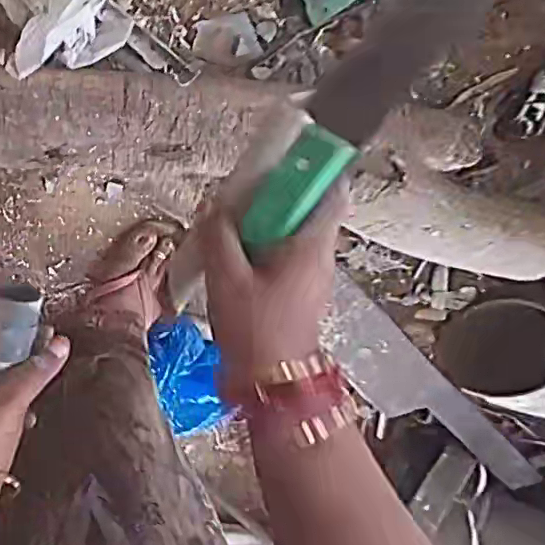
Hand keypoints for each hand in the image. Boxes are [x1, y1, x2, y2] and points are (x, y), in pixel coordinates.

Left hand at [0, 329, 70, 473]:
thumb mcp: (12, 399)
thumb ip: (37, 369)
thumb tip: (62, 343)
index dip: (15, 336)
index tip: (44, 340)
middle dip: (17, 365)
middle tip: (42, 370)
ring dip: (13, 390)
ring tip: (33, 399)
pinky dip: (4, 409)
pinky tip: (23, 420)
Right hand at [196, 177, 348, 382]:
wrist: (272, 382)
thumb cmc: (257, 333)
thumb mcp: (227, 278)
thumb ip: (219, 235)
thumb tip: (214, 208)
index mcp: (311, 247)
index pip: (330, 190)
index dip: (308, 169)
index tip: (281, 162)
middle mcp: (319, 257)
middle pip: (304, 207)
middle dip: (270, 200)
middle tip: (239, 205)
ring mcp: (311, 273)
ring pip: (290, 231)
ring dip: (261, 226)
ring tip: (231, 235)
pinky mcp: (298, 287)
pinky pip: (282, 253)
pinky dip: (260, 248)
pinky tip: (235, 261)